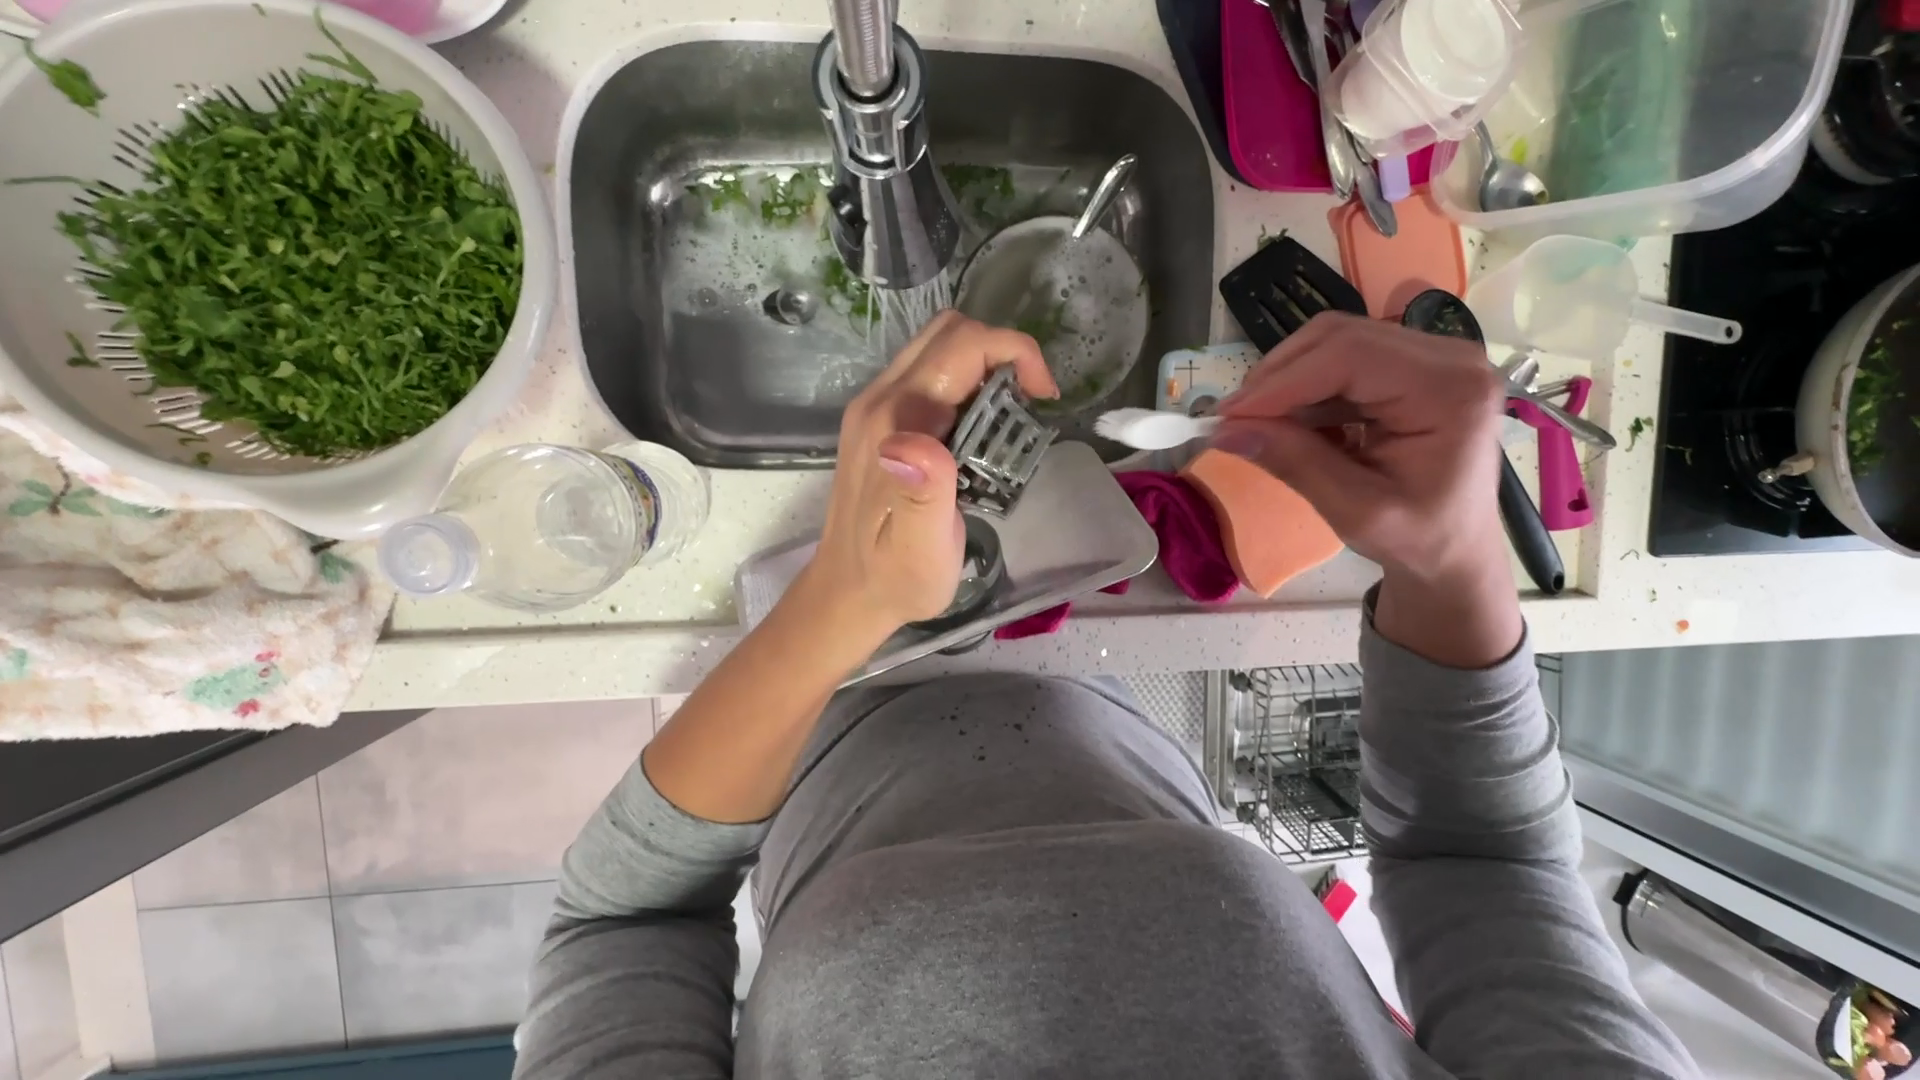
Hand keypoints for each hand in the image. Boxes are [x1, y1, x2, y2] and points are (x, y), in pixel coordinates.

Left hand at [792, 310, 1057, 648]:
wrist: (849, 592)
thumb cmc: (895, 578)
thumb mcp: (919, 549)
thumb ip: (923, 493)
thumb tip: (920, 440)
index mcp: (895, 423)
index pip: (962, 346)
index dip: (1014, 353)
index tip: (1044, 397)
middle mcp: (880, 401)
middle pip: (948, 333)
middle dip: (1002, 352)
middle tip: (1029, 405)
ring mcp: (876, 408)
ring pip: (938, 348)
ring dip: (985, 365)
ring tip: (1009, 419)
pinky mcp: (880, 421)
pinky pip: (930, 373)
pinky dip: (967, 382)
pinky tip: (980, 430)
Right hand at [1212, 313, 1519, 666]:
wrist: (1454, 550)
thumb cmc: (1417, 538)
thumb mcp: (1354, 511)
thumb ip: (1294, 463)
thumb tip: (1224, 431)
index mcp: (1450, 391)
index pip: (1350, 356)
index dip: (1281, 381)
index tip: (1226, 417)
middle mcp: (1447, 358)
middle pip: (1339, 337)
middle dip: (1277, 376)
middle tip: (1233, 421)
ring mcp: (1429, 357)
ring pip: (1333, 342)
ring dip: (1285, 382)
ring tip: (1257, 425)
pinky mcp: (1408, 366)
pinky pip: (1340, 360)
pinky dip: (1303, 390)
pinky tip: (1290, 425)